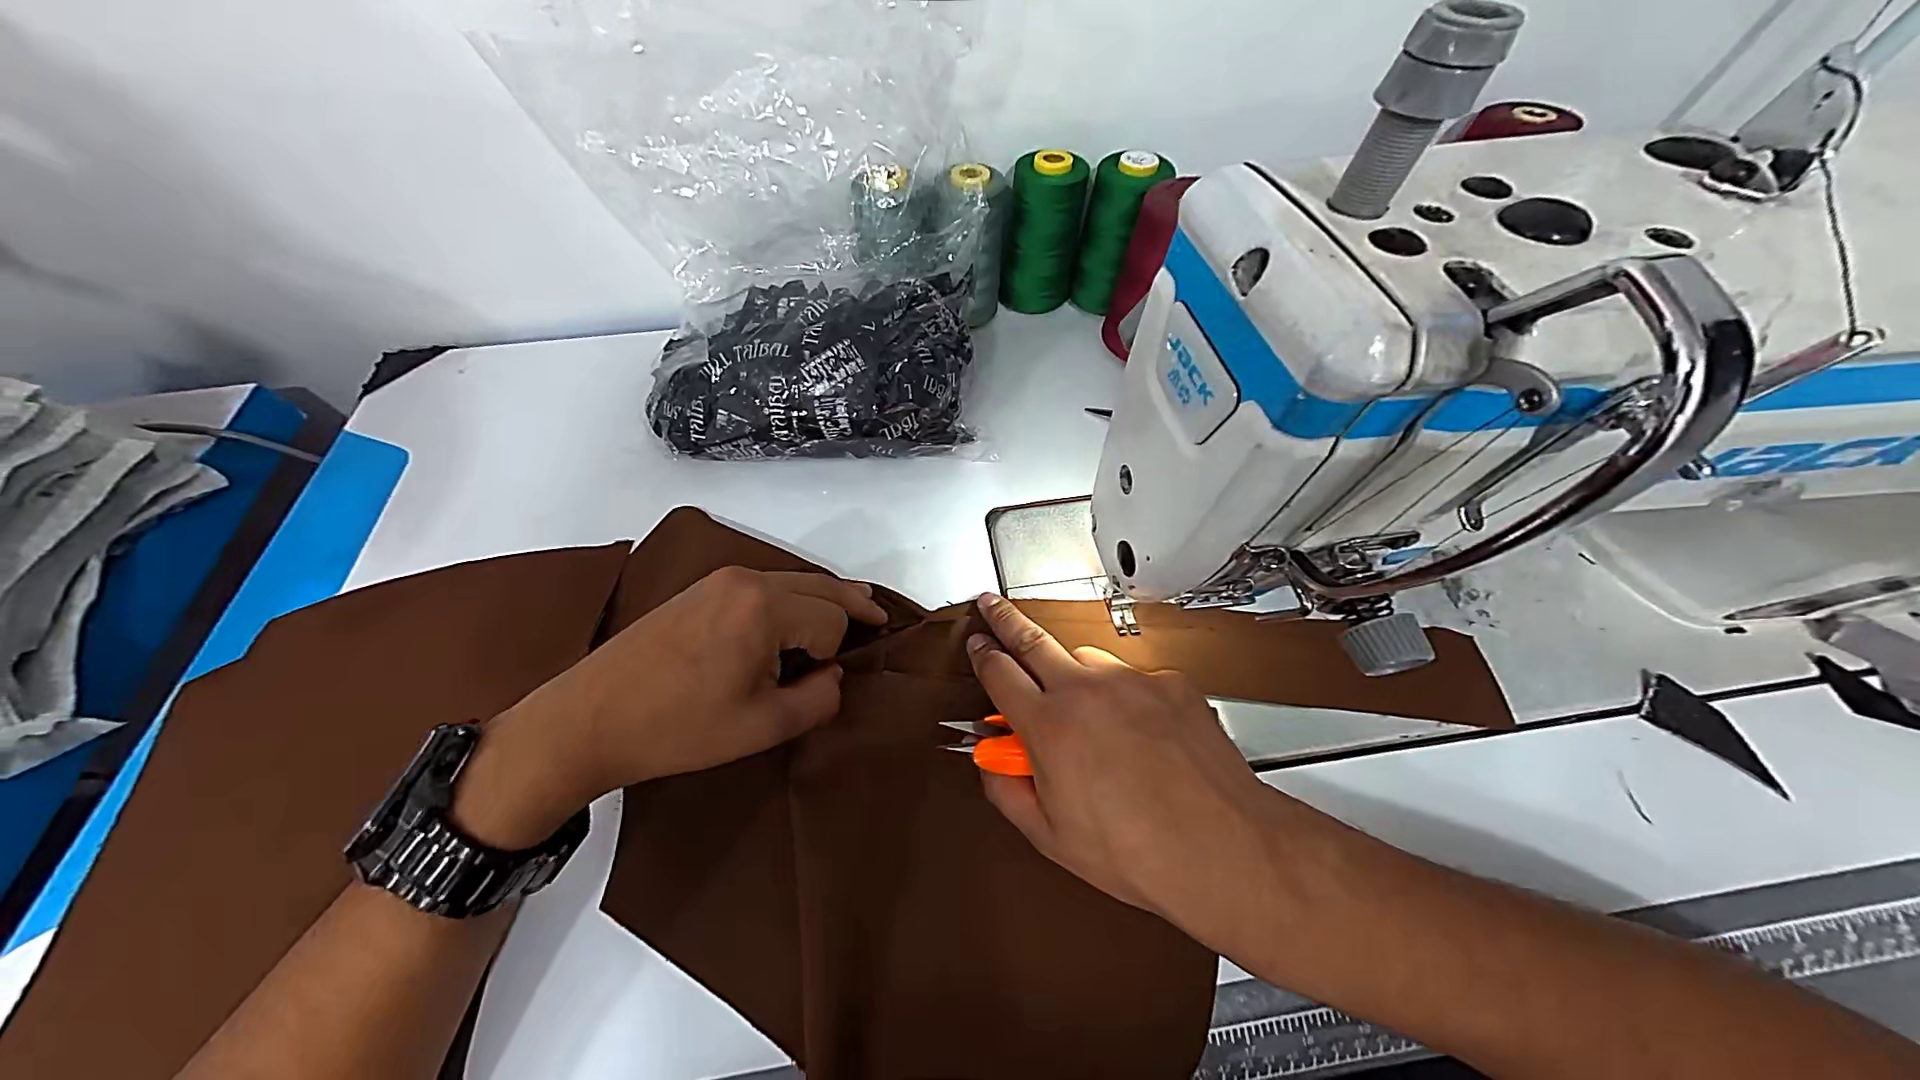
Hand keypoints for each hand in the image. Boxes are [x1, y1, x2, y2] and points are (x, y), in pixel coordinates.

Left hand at [452, 567, 886, 847]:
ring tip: (853, 611)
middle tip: (881, 620)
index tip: (828, 683)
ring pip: (794, 581)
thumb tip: (834, 676)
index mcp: (765, 607)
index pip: (832, 622)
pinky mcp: (700, 589)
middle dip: (852, 605)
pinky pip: (765, 586)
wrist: (586, 719)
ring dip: (823, 598)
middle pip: (820, 586)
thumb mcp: (761, 727)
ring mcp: (719, 580)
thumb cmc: (677, 728)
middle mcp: (747, 580)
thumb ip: (817, 699)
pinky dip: (792, 599)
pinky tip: (798, 616)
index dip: (837, 655)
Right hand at [966, 593, 1298, 947]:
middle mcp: (1087, 692)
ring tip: (1086, 715)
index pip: (998, 672)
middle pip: (1031, 639)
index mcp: (1049, 727)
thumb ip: (1007, 790)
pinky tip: (1137, 731)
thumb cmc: (1142, 852)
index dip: (982, 654)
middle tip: (993, 605)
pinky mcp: (1171, 683)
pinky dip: (1126, 695)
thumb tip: (993, 764)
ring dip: (1074, 675)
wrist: (1224, 848)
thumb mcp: (1050, 836)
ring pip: (1087, 660)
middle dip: (1005, 618)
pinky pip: (1134, 677)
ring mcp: (1132, 682)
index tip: (978, 645)